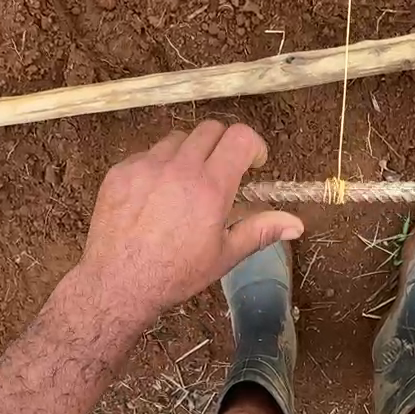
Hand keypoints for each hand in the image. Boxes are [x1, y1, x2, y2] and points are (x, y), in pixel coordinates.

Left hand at [77, 121, 303, 325]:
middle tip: (222, 172)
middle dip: (223, 146)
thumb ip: (260, 231)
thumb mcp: (223, 256)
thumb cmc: (175, 275)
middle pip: (210, 129)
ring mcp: (146, 166)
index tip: (253, 163)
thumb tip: (296, 224)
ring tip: (187, 185)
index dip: (253, 146)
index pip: (240, 137)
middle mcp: (179, 168)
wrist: (118, 284)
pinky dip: (159, 167)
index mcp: (210, 188)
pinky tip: (157, 196)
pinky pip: (147, 154)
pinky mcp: (121, 172)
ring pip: (177, 139)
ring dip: (190, 154)